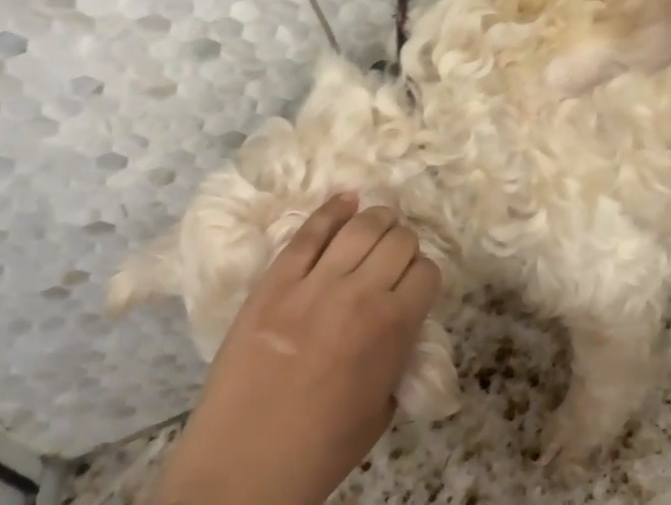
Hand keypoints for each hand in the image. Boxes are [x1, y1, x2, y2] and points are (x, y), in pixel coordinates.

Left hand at [153, 196, 442, 504]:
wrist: (243, 469)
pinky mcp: (274, 283)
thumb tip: (405, 316)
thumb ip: (401, 351)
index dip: (424, 276)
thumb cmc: (322, 447)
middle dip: (404, 244)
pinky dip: (332, 209)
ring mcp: (313, 284)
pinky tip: (346, 200)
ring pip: (360, 225)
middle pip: (399, 239)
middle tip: (394, 257)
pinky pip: (308, 232)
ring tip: (377, 225)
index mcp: (394, 327)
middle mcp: (360, 294)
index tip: (413, 285)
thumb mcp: (385, 404)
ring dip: (377, 220)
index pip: (428, 271)